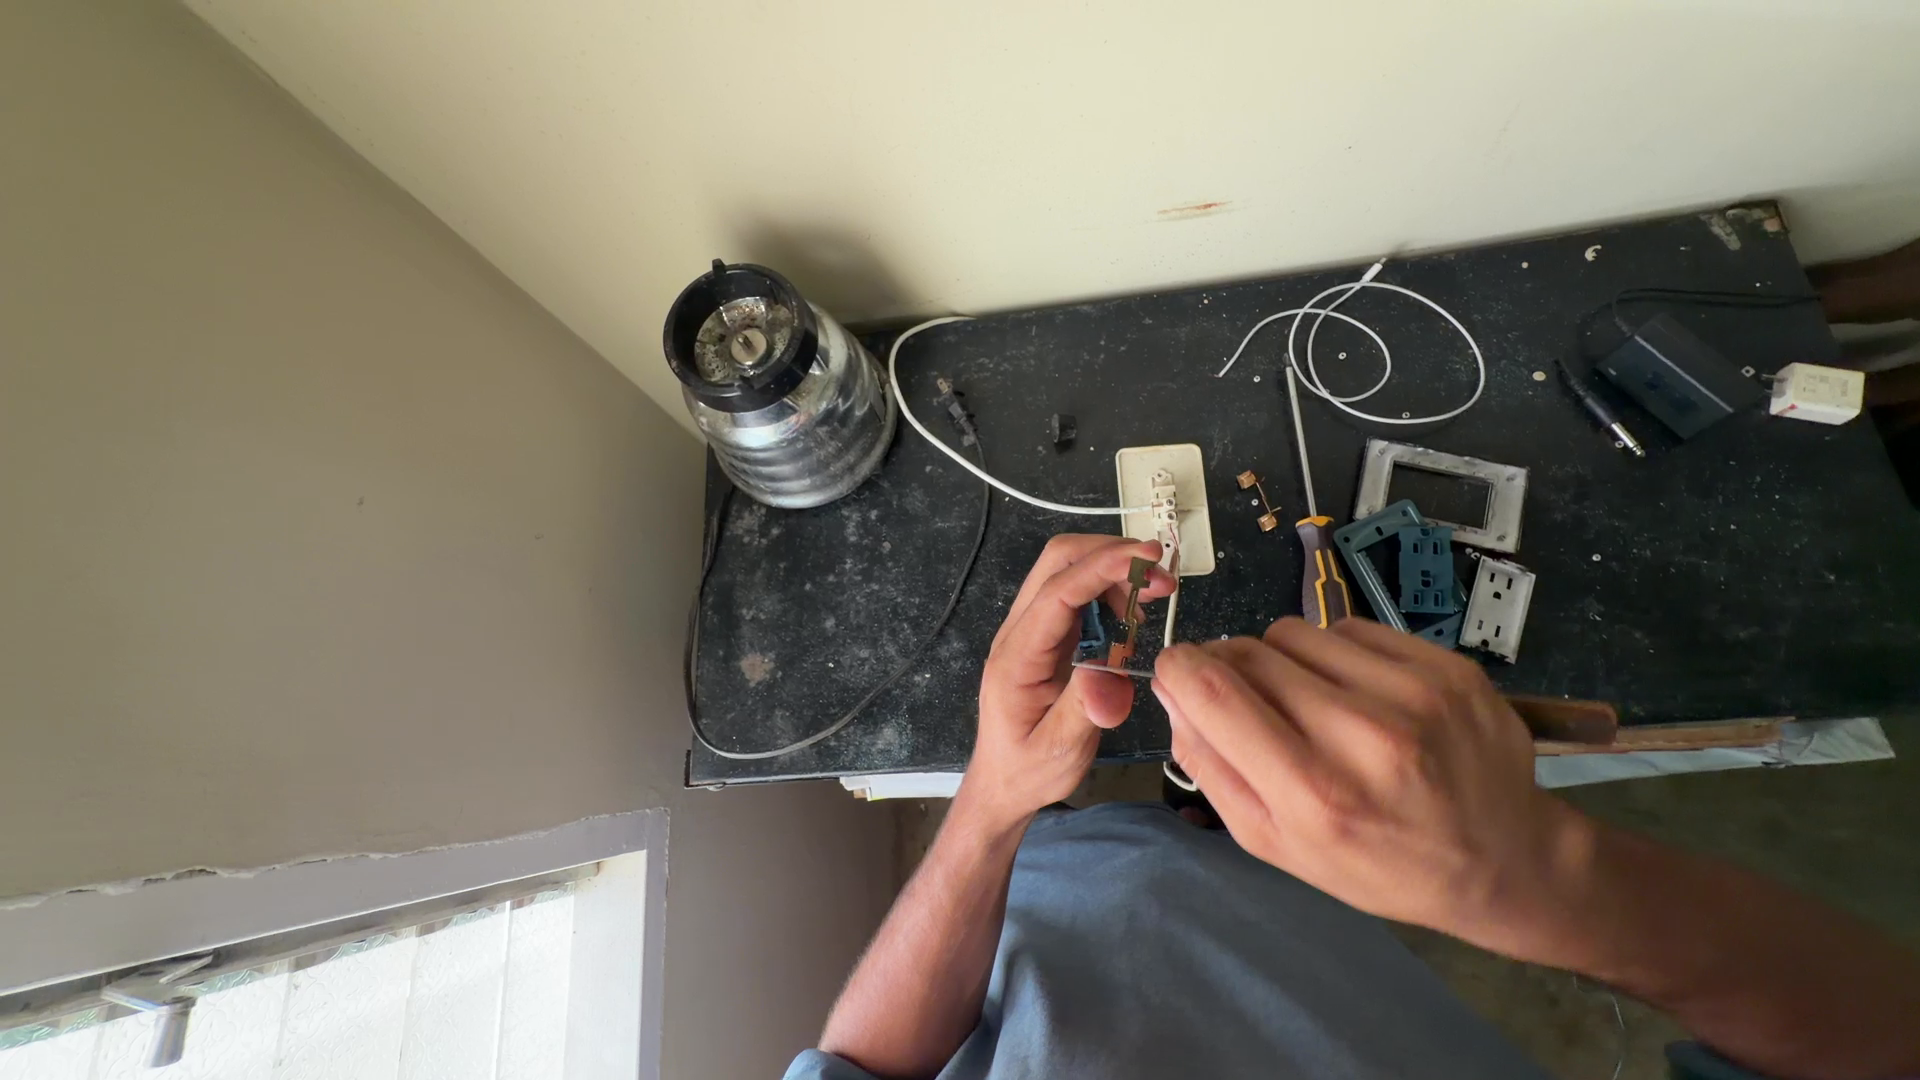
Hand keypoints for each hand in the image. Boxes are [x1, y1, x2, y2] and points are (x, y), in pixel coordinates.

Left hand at [960, 535, 1173, 828]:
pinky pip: (1074, 592)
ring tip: (1154, 595)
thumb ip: (1084, 710)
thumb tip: (1112, 675)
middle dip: (1110, 554)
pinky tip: (1131, 615)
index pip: (1058, 592)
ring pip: (1066, 569)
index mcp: (1018, 655)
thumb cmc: (1028, 769)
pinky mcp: (1046, 634)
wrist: (1002, 780)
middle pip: (1057, 561)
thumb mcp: (1060, 750)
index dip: (1102, 568)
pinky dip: (1107, 588)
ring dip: (1112, 569)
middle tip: (1161, 577)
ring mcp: (1031, 628)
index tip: (1148, 560)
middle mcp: (1019, 630)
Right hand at [1152, 617, 1592, 951]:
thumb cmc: (1374, 862)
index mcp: (1312, 793)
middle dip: (1226, 666)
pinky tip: (1355, 691)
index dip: (1178, 667)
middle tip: (1247, 699)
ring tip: (1310, 700)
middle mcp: (1364, 734)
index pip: (1212, 689)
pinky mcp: (1446, 666)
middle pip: (1247, 651)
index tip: (1177, 673)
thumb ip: (1208, 762)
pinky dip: (1331, 653)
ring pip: (1291, 632)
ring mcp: (1414, 693)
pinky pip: (1345, 627)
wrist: (1507, 862)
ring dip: (1280, 658)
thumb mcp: (1272, 841)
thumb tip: (1172, 687)